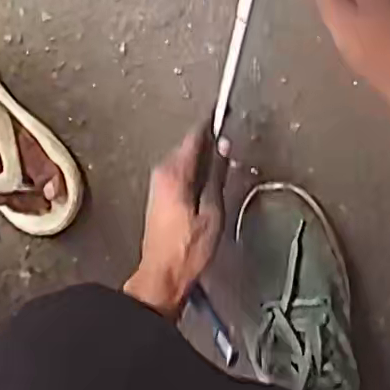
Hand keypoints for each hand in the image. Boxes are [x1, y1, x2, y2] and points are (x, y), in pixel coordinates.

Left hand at [123, 124, 226, 317]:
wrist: (161, 277)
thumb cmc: (188, 250)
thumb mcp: (213, 212)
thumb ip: (217, 175)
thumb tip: (224, 148)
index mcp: (175, 172)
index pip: (195, 134)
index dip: (212, 121)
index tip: (224, 111)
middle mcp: (163, 171)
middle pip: (190, 145)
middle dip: (210, 142)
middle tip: (231, 145)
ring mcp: (158, 182)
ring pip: (186, 158)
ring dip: (203, 158)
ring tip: (223, 165)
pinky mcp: (159, 193)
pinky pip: (180, 171)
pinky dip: (195, 170)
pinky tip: (207, 183)